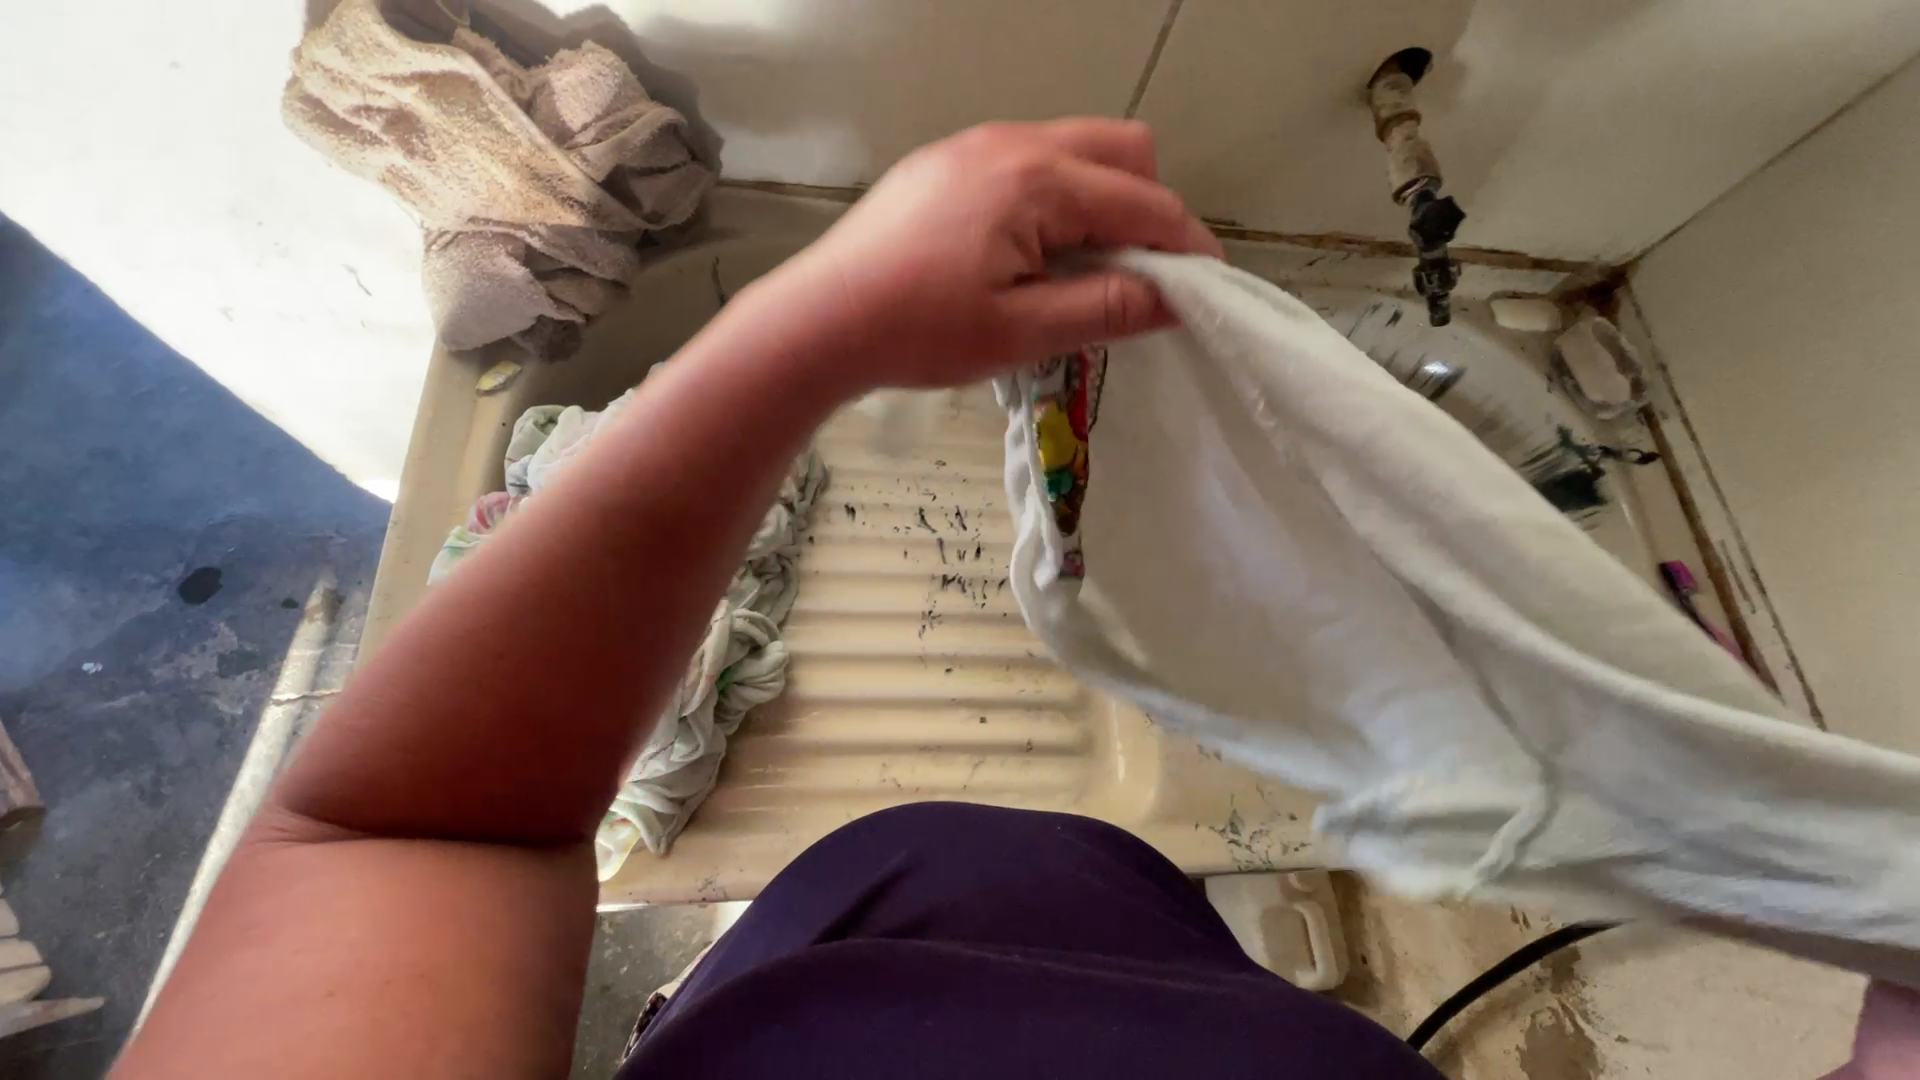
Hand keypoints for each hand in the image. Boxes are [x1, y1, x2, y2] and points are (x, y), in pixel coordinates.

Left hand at [753, 118, 1223, 392]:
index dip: (1184, 247)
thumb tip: (1171, 299)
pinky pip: (1028, 164)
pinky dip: (1054, 202)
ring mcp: (973, 147)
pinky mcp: (946, 165)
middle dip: (1148, 209)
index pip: (1143, 202)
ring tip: (1082, 271)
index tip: (1204, 287)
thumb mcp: (1021, 332)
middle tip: (1138, 277)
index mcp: (1036, 180)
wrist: (821, 320)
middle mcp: (1010, 142)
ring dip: (1100, 204)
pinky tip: (1029, 255)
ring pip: (1073, 152)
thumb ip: (1105, 309)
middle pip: (1120, 150)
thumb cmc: (917, 331)